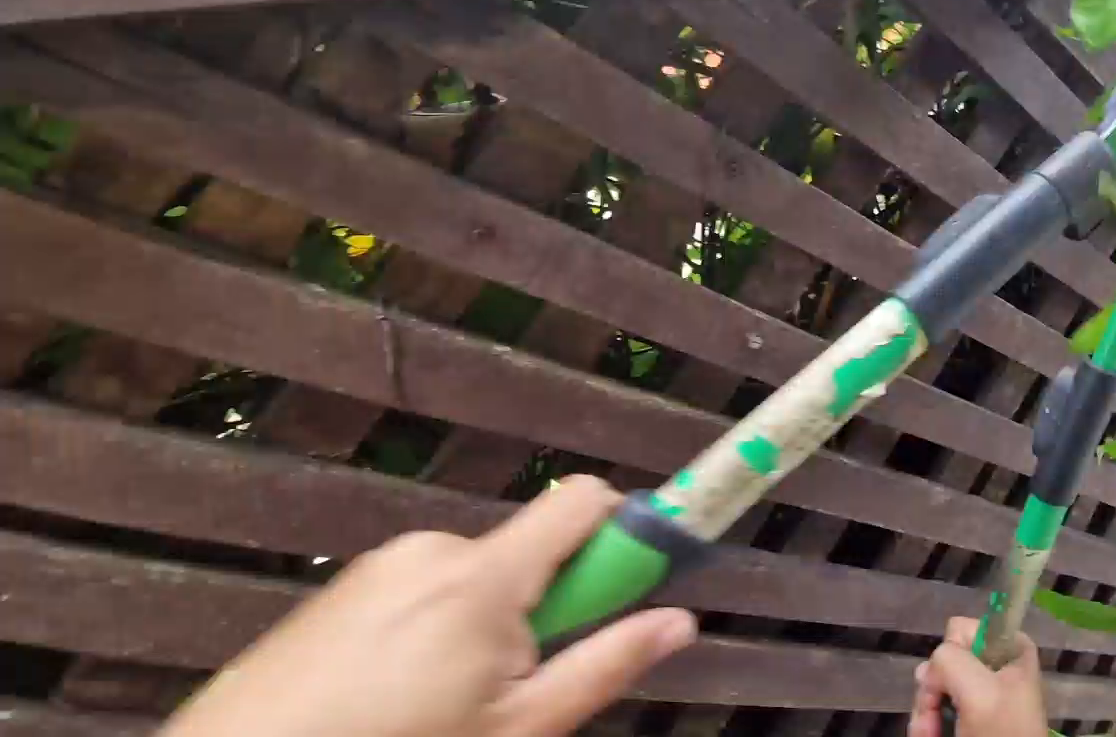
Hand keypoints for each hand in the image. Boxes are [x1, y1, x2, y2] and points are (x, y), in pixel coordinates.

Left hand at [160, 476, 695, 736]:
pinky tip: (385, 702)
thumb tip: (683, 620)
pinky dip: (432, 629)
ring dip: (485, 621)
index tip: (622, 587)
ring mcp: (376, 569)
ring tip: (435, 707)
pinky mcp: (333, 595)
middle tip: (509, 687)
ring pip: (473, 575)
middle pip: (529, 548)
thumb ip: (604, 666)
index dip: (621, 530)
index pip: (584, 500)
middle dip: (542, 602)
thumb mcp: (514, 734)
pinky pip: (419, 590)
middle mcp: (435, 550)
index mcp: (484, 575)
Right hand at [907, 618, 1046, 736]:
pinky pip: (935, 713)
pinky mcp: (968, 723)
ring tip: (927, 735)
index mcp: (1009, 649)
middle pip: (944, 661)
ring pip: (934, 689)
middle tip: (931, 718)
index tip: (950, 680)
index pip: (962, 629)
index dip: (950, 654)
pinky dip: (926, 727)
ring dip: (924, 713)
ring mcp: (980, 697)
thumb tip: (930, 671)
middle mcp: (994, 667)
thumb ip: (950, 660)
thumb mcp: (979, 691)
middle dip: (932, 691)